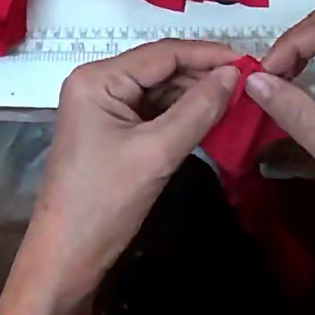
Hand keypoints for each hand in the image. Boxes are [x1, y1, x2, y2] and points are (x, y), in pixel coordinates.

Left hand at [23, 39, 238, 300]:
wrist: (66, 261)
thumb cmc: (104, 204)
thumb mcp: (157, 153)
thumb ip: (199, 109)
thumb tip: (235, 74)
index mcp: (98, 78)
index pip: (163, 53)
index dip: (208, 54)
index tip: (248, 62)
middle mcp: (98, 81)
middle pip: (161, 67)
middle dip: (203, 74)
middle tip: (248, 82)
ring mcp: (104, 103)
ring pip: (160, 87)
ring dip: (196, 92)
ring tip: (237, 97)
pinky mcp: (112, 125)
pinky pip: (154, 106)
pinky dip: (182, 110)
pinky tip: (211, 114)